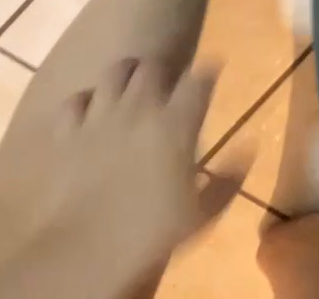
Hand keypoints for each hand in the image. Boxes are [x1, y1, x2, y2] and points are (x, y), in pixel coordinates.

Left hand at [0, 59, 244, 297]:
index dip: (208, 72)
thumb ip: (229, 177)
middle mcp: (141, 107)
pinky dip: (85, 101)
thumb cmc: (149, 231)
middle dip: (164, 70)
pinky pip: (75, 100)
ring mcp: (100, 116)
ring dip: (126, 75)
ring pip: (116, 71)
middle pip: (155, 66)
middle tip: (169, 85)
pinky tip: (91, 113)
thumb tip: (251, 147)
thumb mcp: (202, 211)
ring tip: (131, 88)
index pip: (200, 77)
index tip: (212, 74)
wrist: (83, 252)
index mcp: (177, 122)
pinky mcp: (67, 132)